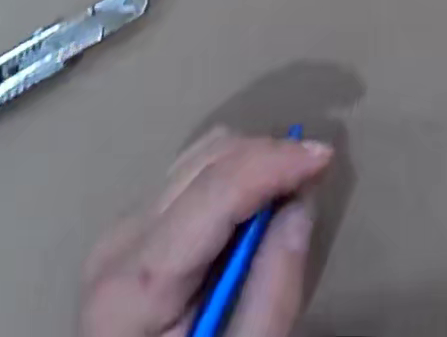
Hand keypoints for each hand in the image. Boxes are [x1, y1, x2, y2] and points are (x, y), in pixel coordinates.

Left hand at [80, 128, 332, 336]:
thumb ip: (273, 291)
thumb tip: (301, 204)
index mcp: (138, 280)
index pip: (214, 191)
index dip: (272, 163)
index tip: (324, 157)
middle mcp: (122, 237)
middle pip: (205, 161)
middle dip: (267, 156)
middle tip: (315, 171)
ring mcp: (123, 227)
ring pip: (197, 157)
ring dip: (250, 160)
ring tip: (289, 185)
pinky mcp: (132, 227)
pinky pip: (187, 175)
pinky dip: (229, 174)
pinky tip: (254, 201)